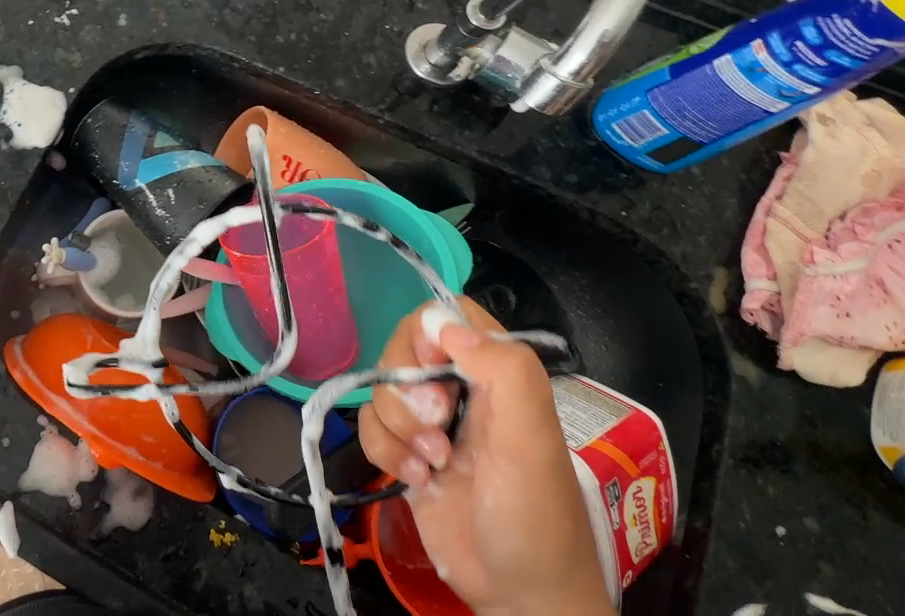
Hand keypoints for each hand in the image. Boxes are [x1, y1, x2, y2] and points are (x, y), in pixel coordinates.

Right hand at [358, 299, 611, 615]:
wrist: (518, 595)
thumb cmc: (534, 515)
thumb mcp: (532, 441)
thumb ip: (503, 371)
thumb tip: (443, 323)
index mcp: (498, 376)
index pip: (450, 316)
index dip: (430, 331)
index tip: (434, 366)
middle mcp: (461, 390)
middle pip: (403, 348)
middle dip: (407, 386)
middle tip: (436, 422)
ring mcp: (430, 422)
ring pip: (381, 387)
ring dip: (398, 426)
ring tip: (432, 464)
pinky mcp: (405, 452)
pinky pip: (370, 426)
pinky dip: (385, 451)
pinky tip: (416, 479)